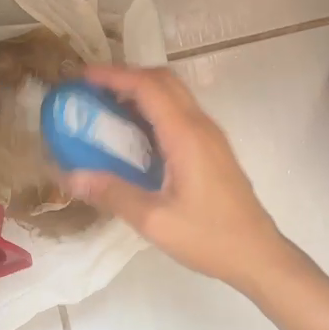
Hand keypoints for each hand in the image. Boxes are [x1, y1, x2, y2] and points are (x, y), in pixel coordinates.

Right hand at [64, 65, 285, 285]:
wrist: (256, 254)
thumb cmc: (208, 238)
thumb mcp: (154, 221)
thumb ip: (113, 194)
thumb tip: (72, 177)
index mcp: (186, 136)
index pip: (148, 87)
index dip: (113, 76)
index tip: (81, 77)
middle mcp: (201, 126)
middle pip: (163, 81)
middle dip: (125, 77)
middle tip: (90, 90)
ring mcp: (211, 136)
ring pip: (174, 95)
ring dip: (140, 92)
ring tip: (105, 107)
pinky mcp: (213, 150)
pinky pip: (180, 114)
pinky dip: (153, 110)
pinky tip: (133, 135)